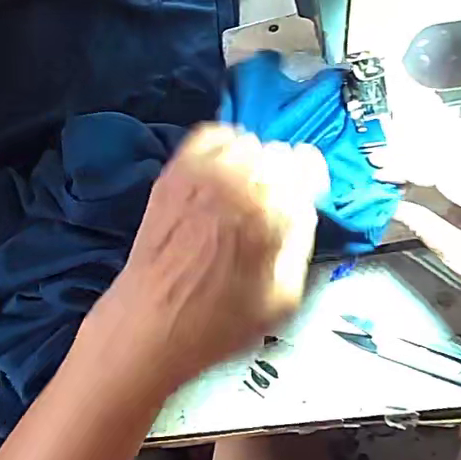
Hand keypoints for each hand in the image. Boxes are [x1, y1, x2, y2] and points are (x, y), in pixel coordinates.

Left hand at [85, 125, 327, 394]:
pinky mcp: (173, 174)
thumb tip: (303, 206)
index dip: (309, 179)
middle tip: (272, 201)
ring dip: (251, 163)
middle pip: (276, 151)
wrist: (152, 323)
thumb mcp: (283, 296)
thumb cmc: (218, 321)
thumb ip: (301, 240)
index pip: (306, 164)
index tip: (305, 192)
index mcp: (270, 212)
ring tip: (244, 191)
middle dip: (280, 174)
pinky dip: (220, 147)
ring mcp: (201, 174)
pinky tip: (220, 172)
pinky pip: (207, 136)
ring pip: (244, 142)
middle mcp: (237, 183)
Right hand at [379, 107, 460, 332]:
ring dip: (433, 137)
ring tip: (401, 130)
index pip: (449, 170)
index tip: (382, 168)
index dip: (410, 166)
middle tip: (385, 144)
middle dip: (417, 144)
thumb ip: (431, 231)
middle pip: (460, 146)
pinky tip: (435, 137)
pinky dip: (453, 144)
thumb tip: (398, 209)